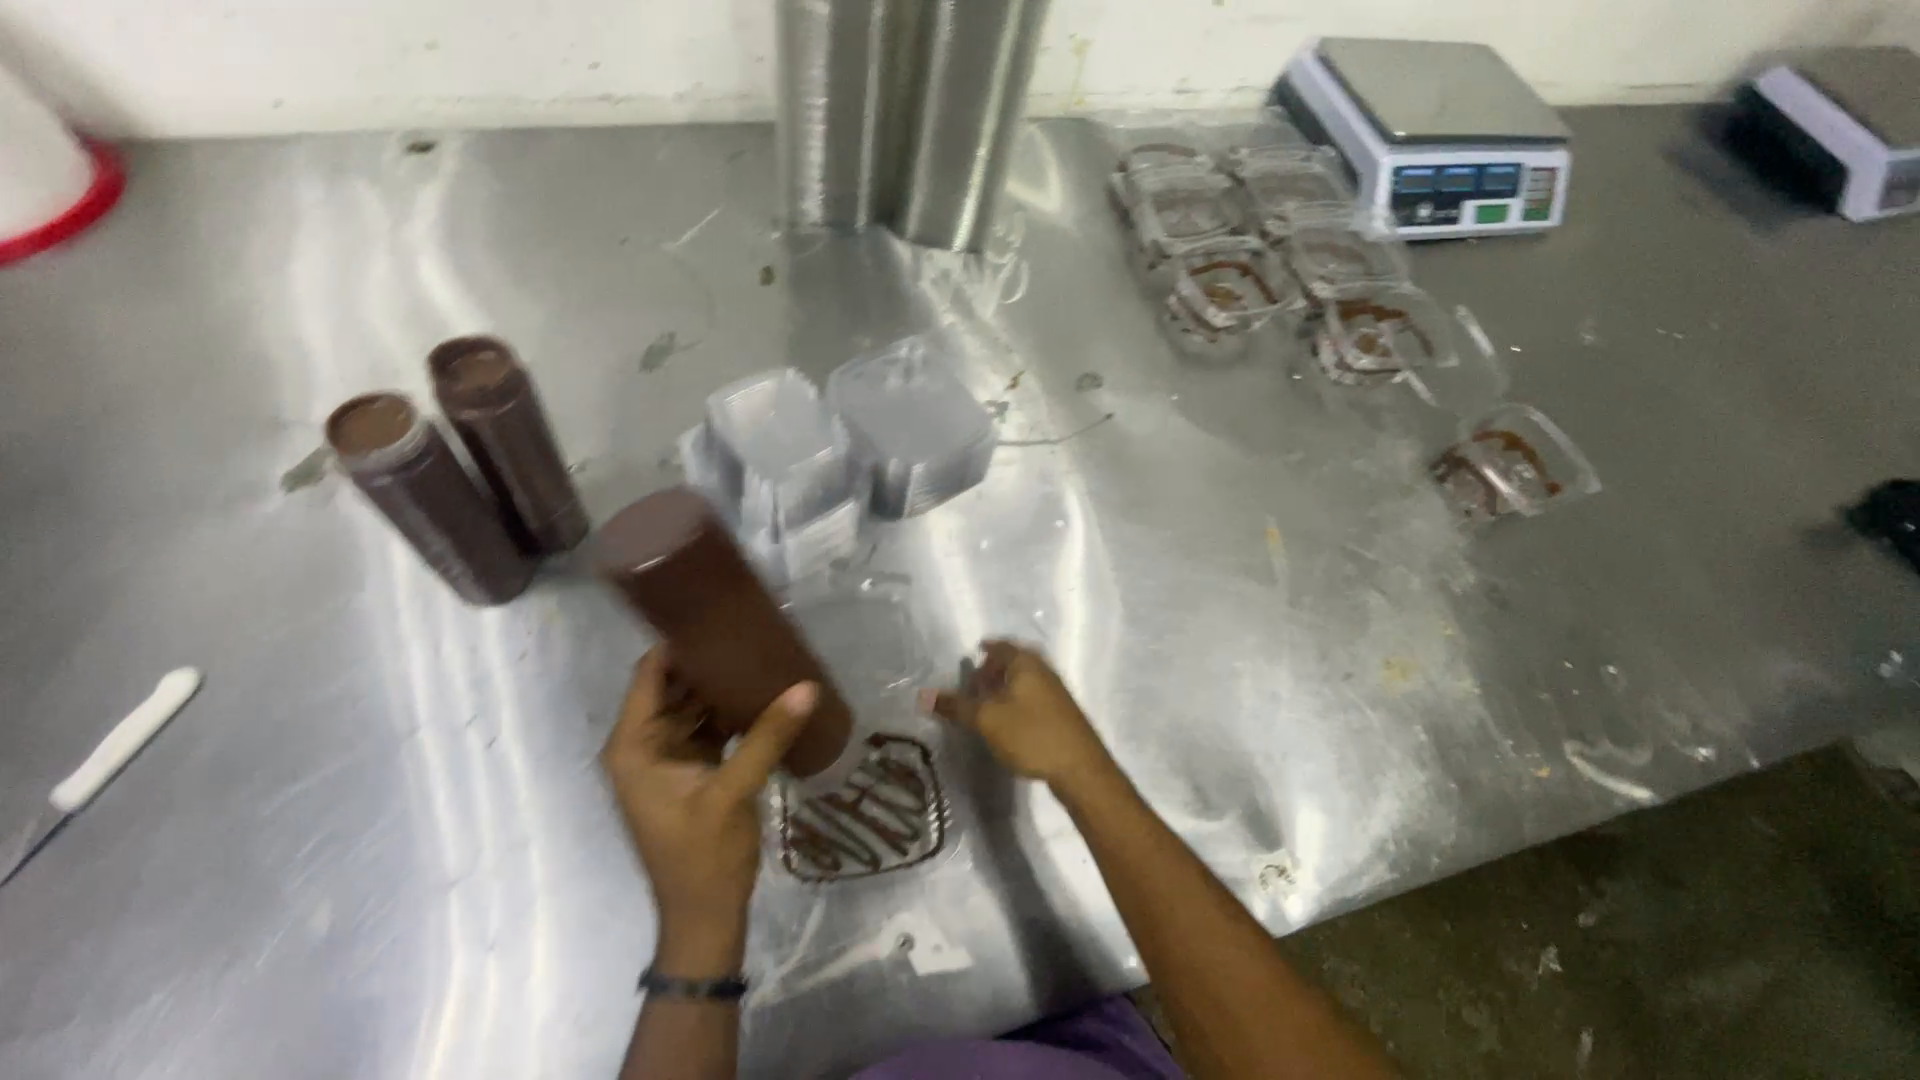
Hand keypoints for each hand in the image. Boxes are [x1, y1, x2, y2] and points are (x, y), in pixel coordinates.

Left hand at [601, 647, 816, 976]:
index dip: (679, 644)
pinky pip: (710, 727)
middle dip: (708, 662)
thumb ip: (766, 736)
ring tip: (763, 654)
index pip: (650, 675)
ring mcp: (669, 758)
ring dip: (722, 686)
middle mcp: (644, 745)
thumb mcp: (733, 792)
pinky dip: (732, 712)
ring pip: (694, 705)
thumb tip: (807, 686)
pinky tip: (765, 693)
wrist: (704, 916)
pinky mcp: (694, 770)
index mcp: (634, 745)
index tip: (719, 618)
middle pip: (674, 686)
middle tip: (752, 632)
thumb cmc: (702, 856)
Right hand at [921, 640, 1115, 788]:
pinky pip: (1033, 696)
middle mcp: (1043, 670)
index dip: (985, 650)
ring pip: (1024, 681)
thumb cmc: (1030, 734)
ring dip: (1005, 688)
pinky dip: (1017, 701)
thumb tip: (924, 695)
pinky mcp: (1062, 713)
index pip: (1001, 646)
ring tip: (988, 706)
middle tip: (975, 684)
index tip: (972, 657)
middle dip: (993, 670)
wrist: (1080, 767)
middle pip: (1014, 662)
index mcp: (1025, 663)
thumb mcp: (987, 720)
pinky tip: (1009, 723)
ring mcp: (1056, 691)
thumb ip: (957, 706)